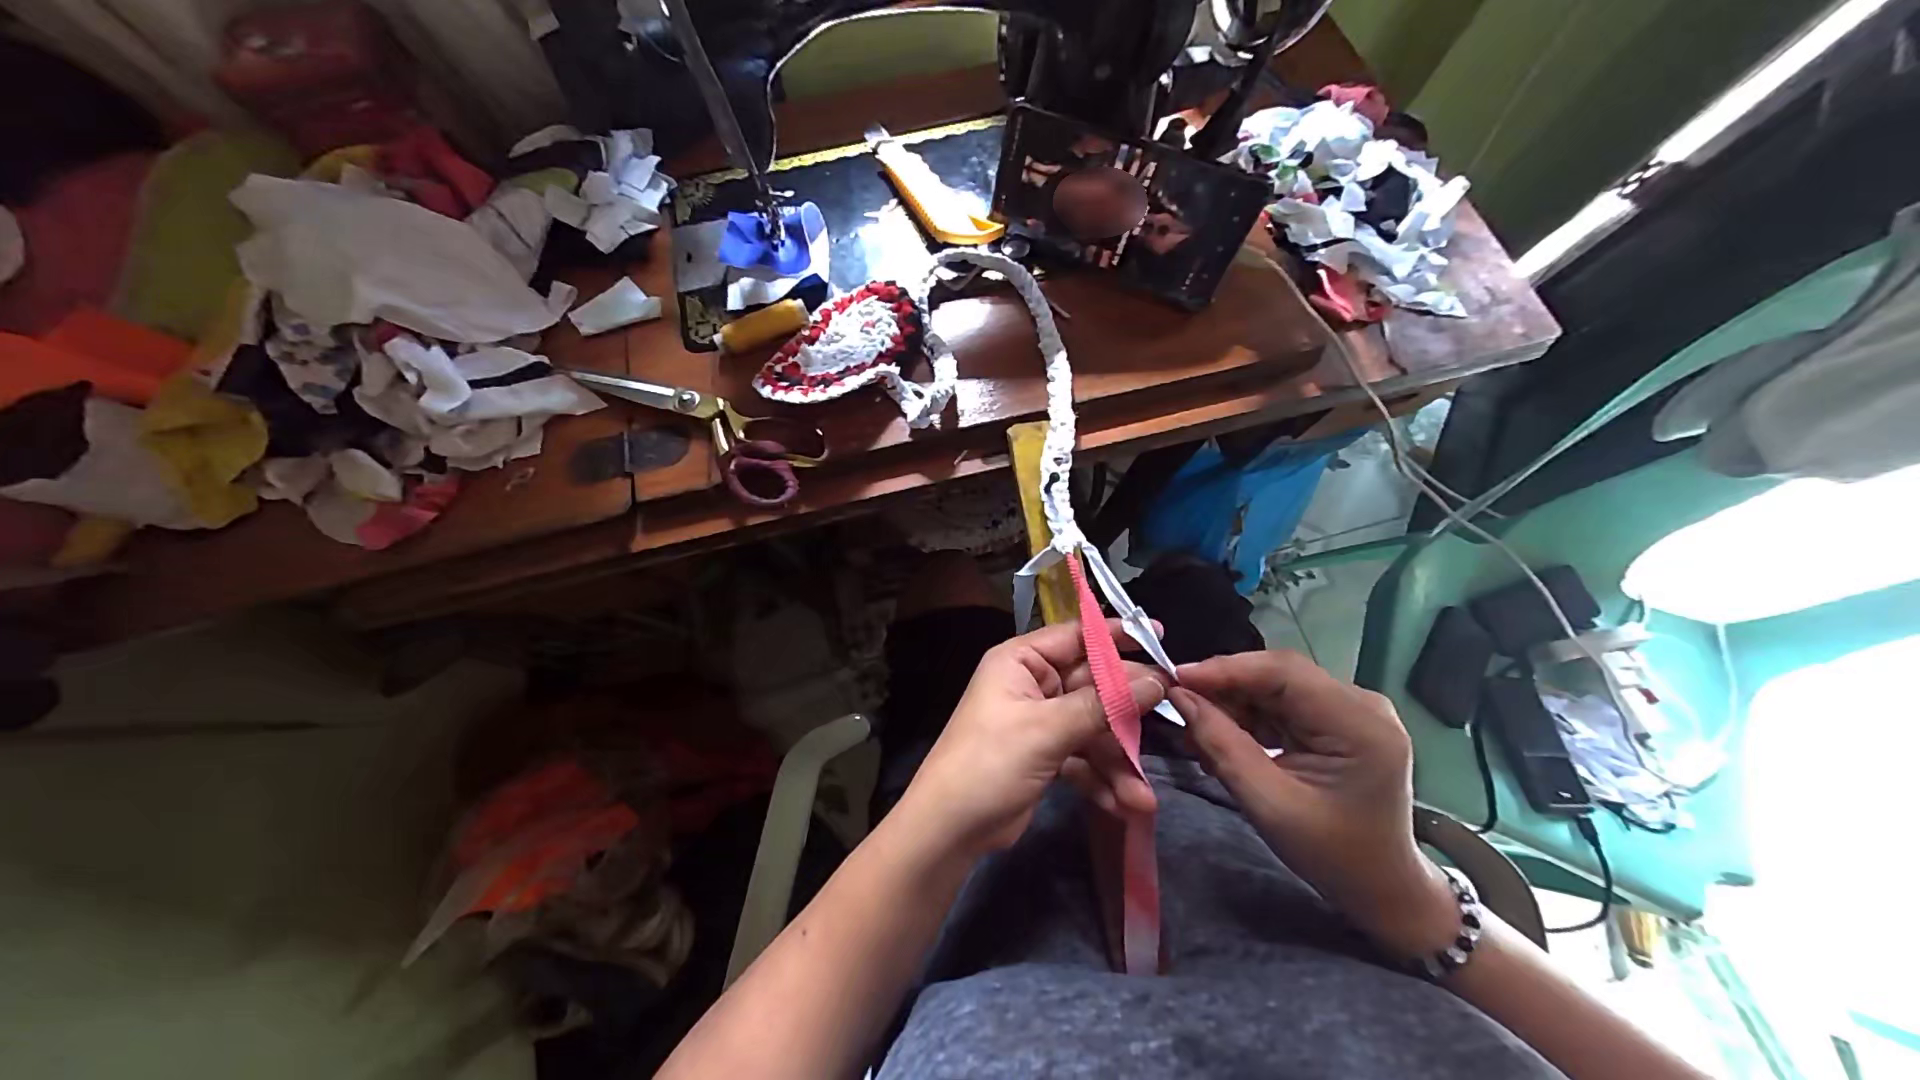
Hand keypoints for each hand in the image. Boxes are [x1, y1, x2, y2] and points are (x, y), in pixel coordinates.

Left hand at [892, 620, 1165, 860]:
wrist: (949, 829)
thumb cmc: (990, 762)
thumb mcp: (1047, 730)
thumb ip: (1102, 704)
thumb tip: (1155, 682)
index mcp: (1021, 661)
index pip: (1076, 636)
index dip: (1117, 637)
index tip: (1159, 637)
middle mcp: (1032, 684)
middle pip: (1092, 686)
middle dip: (1126, 712)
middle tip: (1169, 715)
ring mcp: (1040, 722)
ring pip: (1092, 727)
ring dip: (1117, 760)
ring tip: (1143, 796)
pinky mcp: (1045, 756)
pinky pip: (1082, 757)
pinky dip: (1101, 778)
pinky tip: (1125, 805)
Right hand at [1171, 650, 1454, 954]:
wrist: (1383, 889)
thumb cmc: (1333, 855)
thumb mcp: (1269, 804)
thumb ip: (1222, 746)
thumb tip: (1179, 697)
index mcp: (1361, 725)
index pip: (1284, 672)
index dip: (1226, 669)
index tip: (1176, 677)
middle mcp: (1361, 704)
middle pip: (1278, 675)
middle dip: (1224, 686)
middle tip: (1177, 704)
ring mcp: (1350, 709)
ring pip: (1274, 686)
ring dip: (1231, 702)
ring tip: (1195, 728)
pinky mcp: (1337, 719)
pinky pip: (1281, 702)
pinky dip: (1247, 715)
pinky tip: (1221, 734)